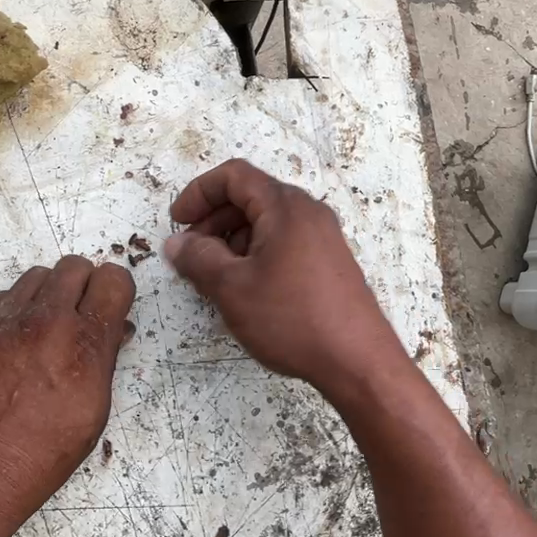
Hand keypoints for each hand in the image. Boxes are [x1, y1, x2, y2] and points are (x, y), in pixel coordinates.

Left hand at [0, 256, 135, 536]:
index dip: (115, 292)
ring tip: (44, 332)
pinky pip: (3, 298)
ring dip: (49, 295)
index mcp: (83, 345)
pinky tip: (14, 346)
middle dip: (84, 287)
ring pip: (37, 276)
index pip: (113, 279)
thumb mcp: (92, 414)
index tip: (110, 308)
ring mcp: (2, 322)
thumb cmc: (36, 459)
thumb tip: (114, 328)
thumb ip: (105, 360)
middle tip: (80, 317)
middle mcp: (44, 323)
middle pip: (75, 266)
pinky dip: (16, 312)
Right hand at [164, 160, 408, 403]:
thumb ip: (198, 259)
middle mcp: (308, 213)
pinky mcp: (329, 263)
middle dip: (213, 220)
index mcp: (285, 206)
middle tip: (190, 254)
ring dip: (233, 241)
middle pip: (250, 197)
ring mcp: (323, 238)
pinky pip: (284, 243)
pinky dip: (256, 254)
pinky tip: (246, 289)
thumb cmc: (292, 318)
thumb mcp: (232, 288)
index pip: (234, 176)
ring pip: (267, 223)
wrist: (358, 361)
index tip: (178, 222)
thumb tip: (178, 243)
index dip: (198, 192)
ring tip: (214, 278)